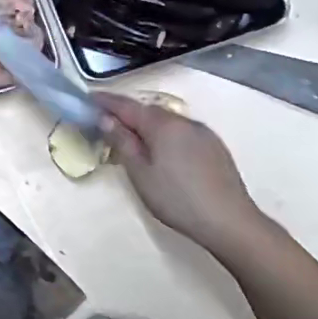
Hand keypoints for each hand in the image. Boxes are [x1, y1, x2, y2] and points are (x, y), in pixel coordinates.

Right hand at [97, 93, 259, 248]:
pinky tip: (162, 151)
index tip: (89, 98)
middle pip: (149, 111)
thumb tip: (107, 119)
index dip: (107, 101)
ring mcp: (202, 133)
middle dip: (127, 112)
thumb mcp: (140, 173)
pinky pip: (181, 132)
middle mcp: (184, 121)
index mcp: (163, 125)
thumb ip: (123, 143)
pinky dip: (165, 134)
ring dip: (147, 124)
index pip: (128, 106)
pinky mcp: (214, 146)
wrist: (228, 220)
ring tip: (132, 138)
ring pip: (167, 121)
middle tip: (106, 121)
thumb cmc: (176, 199)